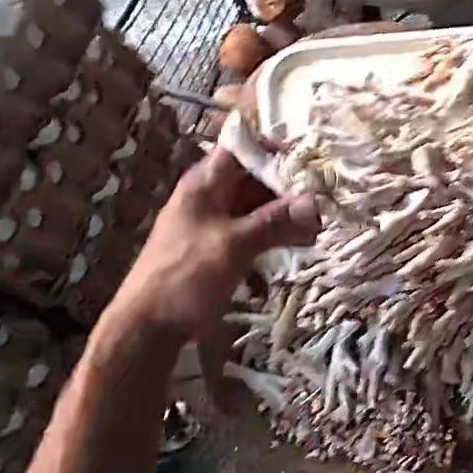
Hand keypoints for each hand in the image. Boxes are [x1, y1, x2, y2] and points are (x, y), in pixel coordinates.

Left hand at [106, 149, 318, 341]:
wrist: (149, 324)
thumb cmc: (186, 276)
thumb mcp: (233, 245)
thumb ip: (272, 221)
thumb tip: (313, 201)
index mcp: (204, 184)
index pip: (241, 148)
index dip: (273, 150)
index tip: (308, 164)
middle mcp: (209, 197)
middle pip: (252, 179)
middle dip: (287, 188)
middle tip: (323, 203)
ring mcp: (212, 225)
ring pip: (254, 209)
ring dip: (284, 216)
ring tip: (317, 229)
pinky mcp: (217, 251)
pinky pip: (249, 234)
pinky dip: (272, 236)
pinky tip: (298, 245)